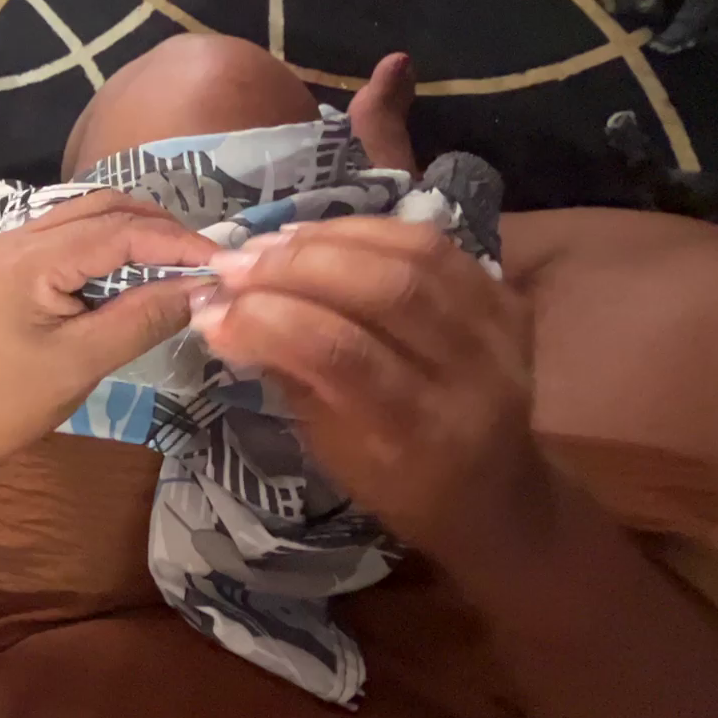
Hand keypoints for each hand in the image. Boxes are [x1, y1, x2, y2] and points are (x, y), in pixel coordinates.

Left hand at [0, 191, 217, 463]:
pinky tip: (141, 264)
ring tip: (181, 260)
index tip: (221, 261)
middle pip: (104, 208)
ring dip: (139, 229)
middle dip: (159, 229)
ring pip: (92, 213)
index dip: (173, 242)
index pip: (116, 233)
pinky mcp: (22, 257)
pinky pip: (77, 231)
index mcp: (29, 260)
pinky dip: (115, 241)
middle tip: (204, 260)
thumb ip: (145, 318)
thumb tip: (204, 288)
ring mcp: (17, 243)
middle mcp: (20, 236)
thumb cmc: (19, 398)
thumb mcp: (87, 360)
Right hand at [192, 217, 546, 564]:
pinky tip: (312, 235)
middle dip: (293, 269)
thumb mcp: (327, 444)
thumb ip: (286, 371)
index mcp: (419, 431)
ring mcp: (498, 330)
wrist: (489, 487)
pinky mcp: (505, 298)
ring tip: (265, 244)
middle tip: (233, 265)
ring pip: (409, 255)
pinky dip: (361, 230)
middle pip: (383, 291)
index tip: (212, 313)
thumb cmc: (389, 477)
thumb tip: (219, 312)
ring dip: (323, 240)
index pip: (341, 354)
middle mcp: (472, 375)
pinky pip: (429, 243)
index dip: (268, 321)